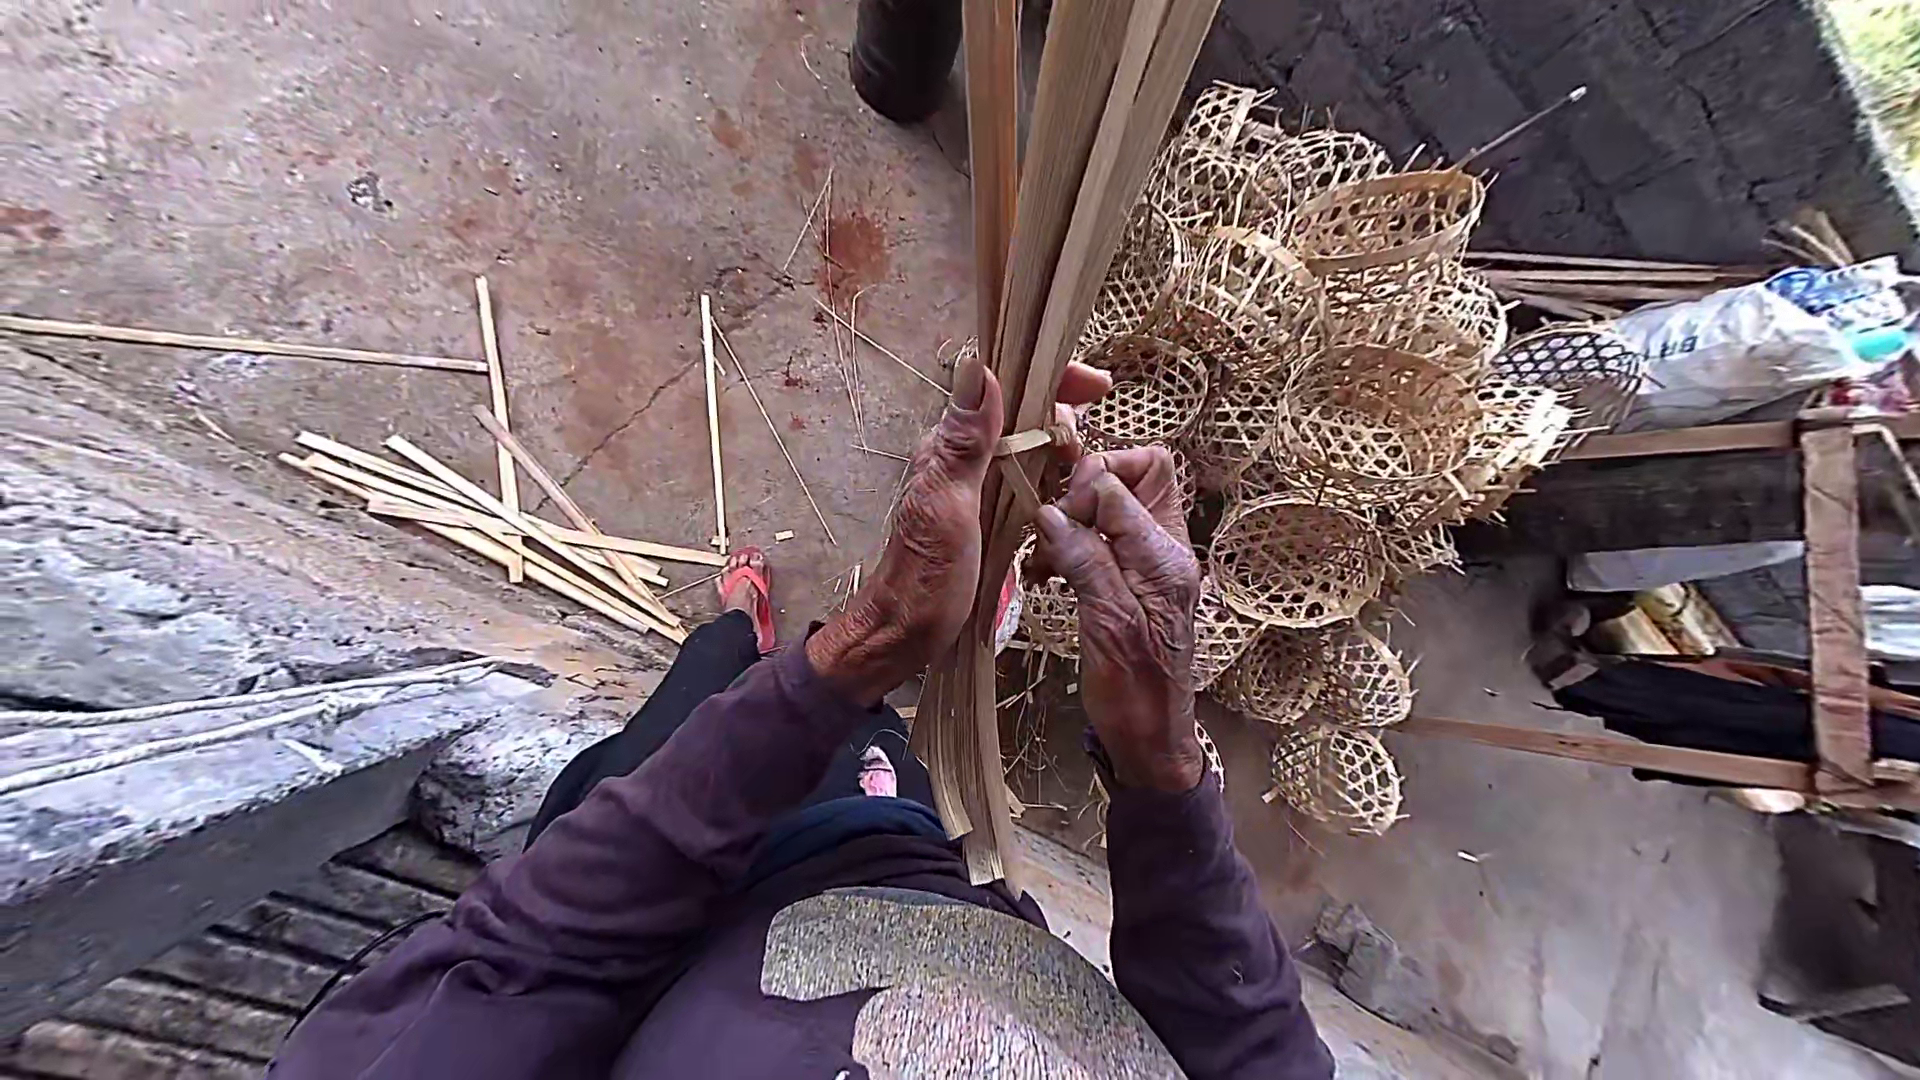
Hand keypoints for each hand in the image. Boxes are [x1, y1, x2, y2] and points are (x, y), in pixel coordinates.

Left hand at [806, 356, 1112, 704]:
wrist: (906, 633)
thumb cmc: (926, 580)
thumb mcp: (948, 508)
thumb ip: (964, 442)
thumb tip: (978, 366)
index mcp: (950, 446)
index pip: (1001, 387)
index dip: (1051, 378)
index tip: (1097, 387)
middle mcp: (962, 458)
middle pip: (1020, 414)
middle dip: (1062, 421)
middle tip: (1084, 460)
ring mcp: (974, 486)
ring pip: (1026, 447)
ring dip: (1060, 452)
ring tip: (1083, 482)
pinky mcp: (985, 513)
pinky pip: (1025, 481)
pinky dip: (1051, 481)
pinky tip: (1066, 501)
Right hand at [1033, 448, 1203, 791]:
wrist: (1148, 735)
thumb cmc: (1134, 691)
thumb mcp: (1109, 625)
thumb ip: (1086, 562)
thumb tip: (1050, 512)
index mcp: (1165, 555)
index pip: (1133, 477)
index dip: (1088, 487)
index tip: (1058, 522)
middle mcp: (1162, 547)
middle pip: (1133, 474)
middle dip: (1084, 488)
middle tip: (1054, 529)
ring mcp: (1145, 560)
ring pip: (1111, 502)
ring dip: (1070, 518)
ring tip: (1043, 558)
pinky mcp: (1127, 575)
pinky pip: (1097, 534)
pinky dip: (1067, 541)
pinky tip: (1046, 570)